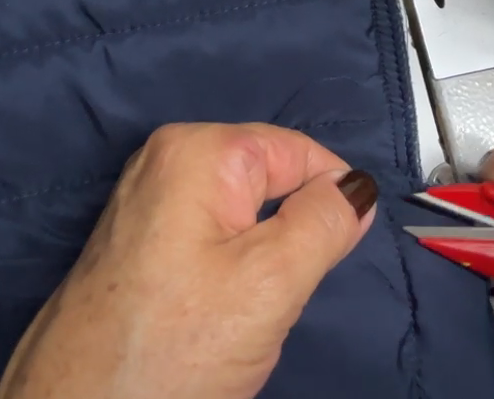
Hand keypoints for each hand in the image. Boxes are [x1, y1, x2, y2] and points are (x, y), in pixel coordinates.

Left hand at [0, 123, 377, 398]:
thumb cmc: (174, 347)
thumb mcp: (270, 283)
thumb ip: (324, 224)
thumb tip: (357, 186)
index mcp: (198, 147)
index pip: (297, 151)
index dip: (328, 200)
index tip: (328, 258)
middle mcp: (166, 154)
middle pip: (267, 179)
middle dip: (286, 232)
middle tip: (268, 294)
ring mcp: (145, 193)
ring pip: (241, 210)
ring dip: (256, 254)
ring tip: (233, 308)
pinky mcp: (136, 232)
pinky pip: (207, 230)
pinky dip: (225, 264)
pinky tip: (206, 309)